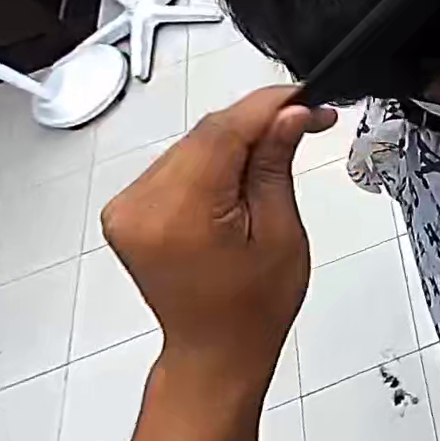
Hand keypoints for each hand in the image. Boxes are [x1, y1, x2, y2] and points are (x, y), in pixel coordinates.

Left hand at [101, 86, 336, 392]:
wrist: (217, 344)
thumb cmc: (257, 301)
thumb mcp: (281, 230)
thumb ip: (276, 166)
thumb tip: (291, 116)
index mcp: (178, 215)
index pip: (222, 132)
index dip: (269, 106)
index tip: (308, 96)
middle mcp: (139, 206)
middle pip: (205, 133)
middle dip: (261, 118)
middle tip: (311, 115)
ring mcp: (128, 206)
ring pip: (194, 142)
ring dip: (243, 133)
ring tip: (289, 137)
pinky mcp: (132, 207)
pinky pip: (181, 160)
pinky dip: (220, 152)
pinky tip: (254, 159)